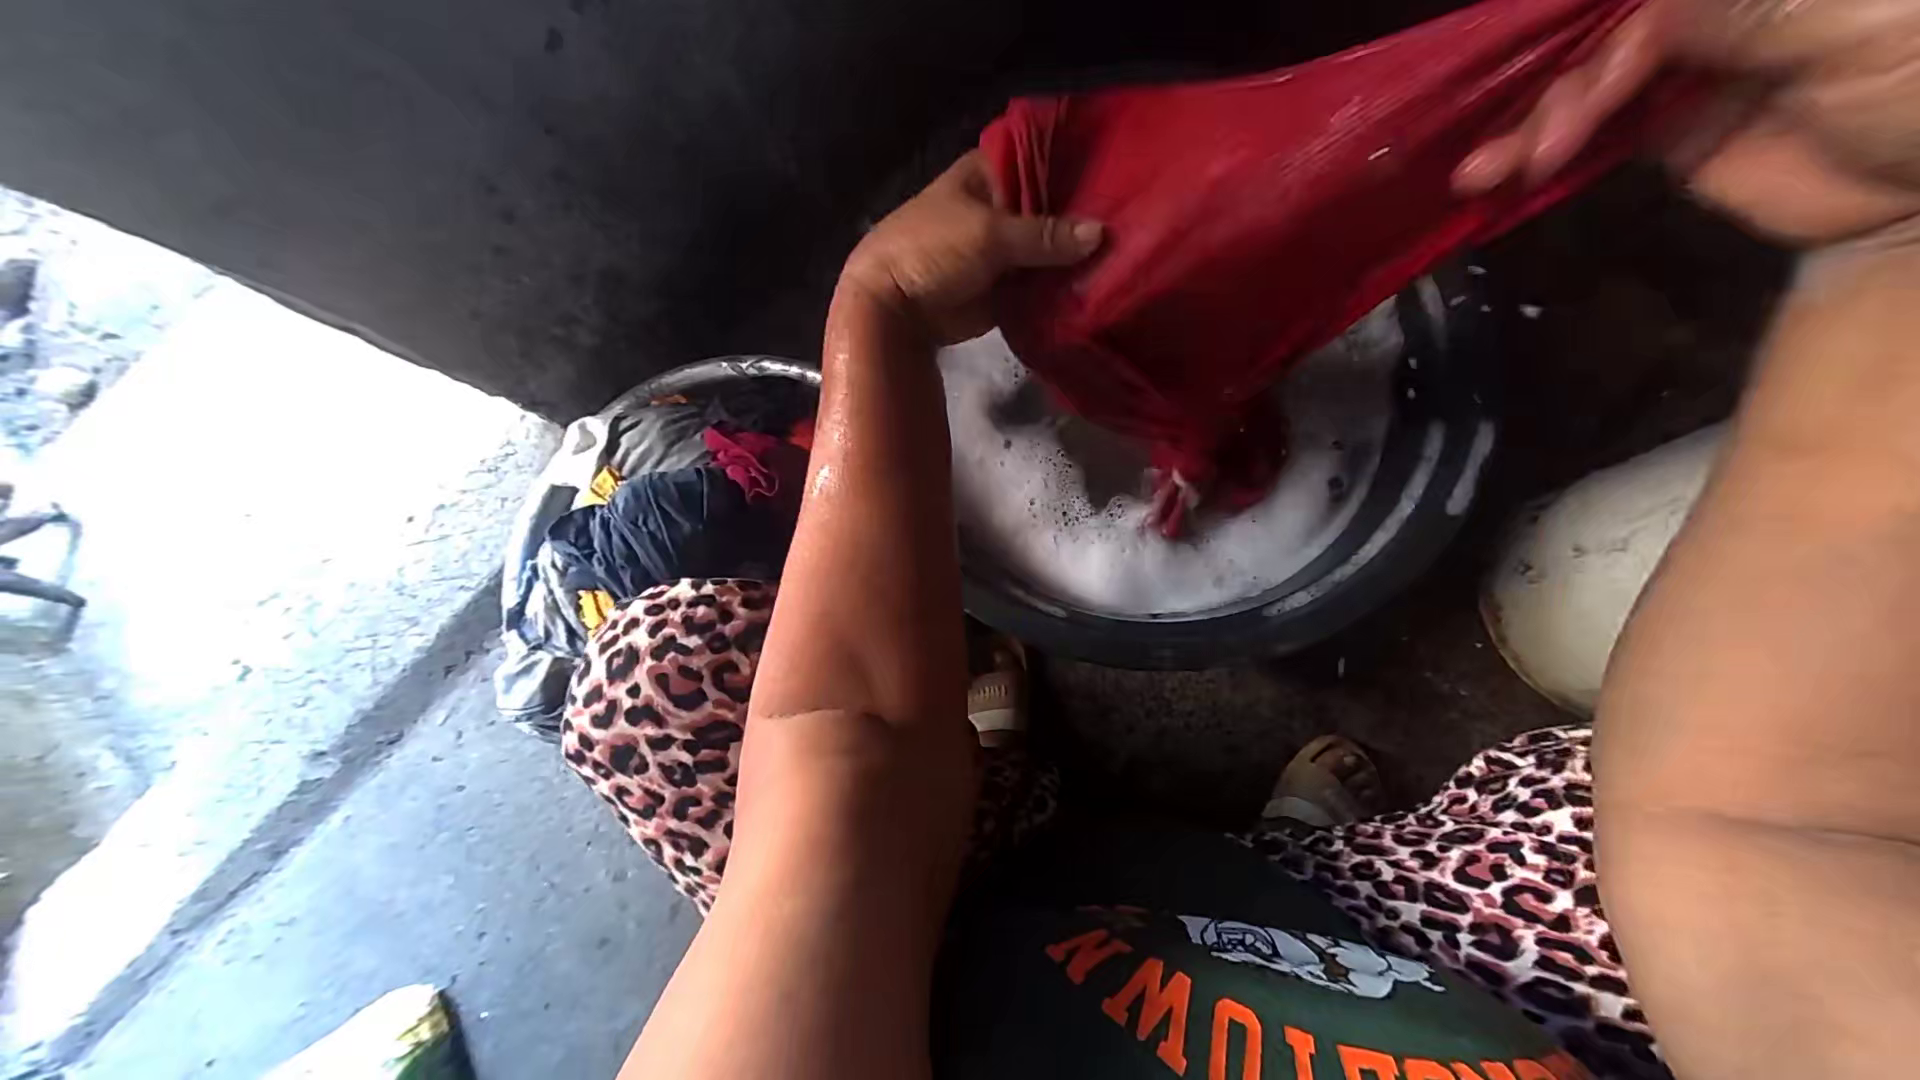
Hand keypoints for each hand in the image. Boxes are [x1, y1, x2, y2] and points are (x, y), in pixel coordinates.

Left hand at [838, 151, 1103, 345]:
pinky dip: (1061, 287)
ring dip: (1076, 257)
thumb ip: (1044, 233)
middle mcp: (1000, 208)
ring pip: (1050, 250)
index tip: (1121, 172)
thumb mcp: (988, 233)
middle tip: (1134, 219)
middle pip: (1052, 208)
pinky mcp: (1006, 288)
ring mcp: (1004, 251)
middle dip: (1083, 217)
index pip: (1042, 160)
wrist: (895, 309)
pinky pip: (1041, 284)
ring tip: (1127, 255)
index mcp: (988, 174)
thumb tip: (1100, 233)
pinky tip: (1100, 285)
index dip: (1077, 166)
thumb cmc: (932, 249)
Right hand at [1453, 0, 1919, 248]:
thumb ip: (1742, 8)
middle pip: (1609, 35)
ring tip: (1487, 173)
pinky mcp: (1656, 129)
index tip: (1588, 80)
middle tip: (1535, 150)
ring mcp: (1685, 68)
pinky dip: (1540, 151)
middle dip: (1561, 91)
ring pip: (1585, 84)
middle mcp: (1721, 10)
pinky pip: (1585, 131)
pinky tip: (1501, 173)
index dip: (1601, 27)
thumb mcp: (1854, 19)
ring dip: (1531, 127)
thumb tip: (1634, 19)